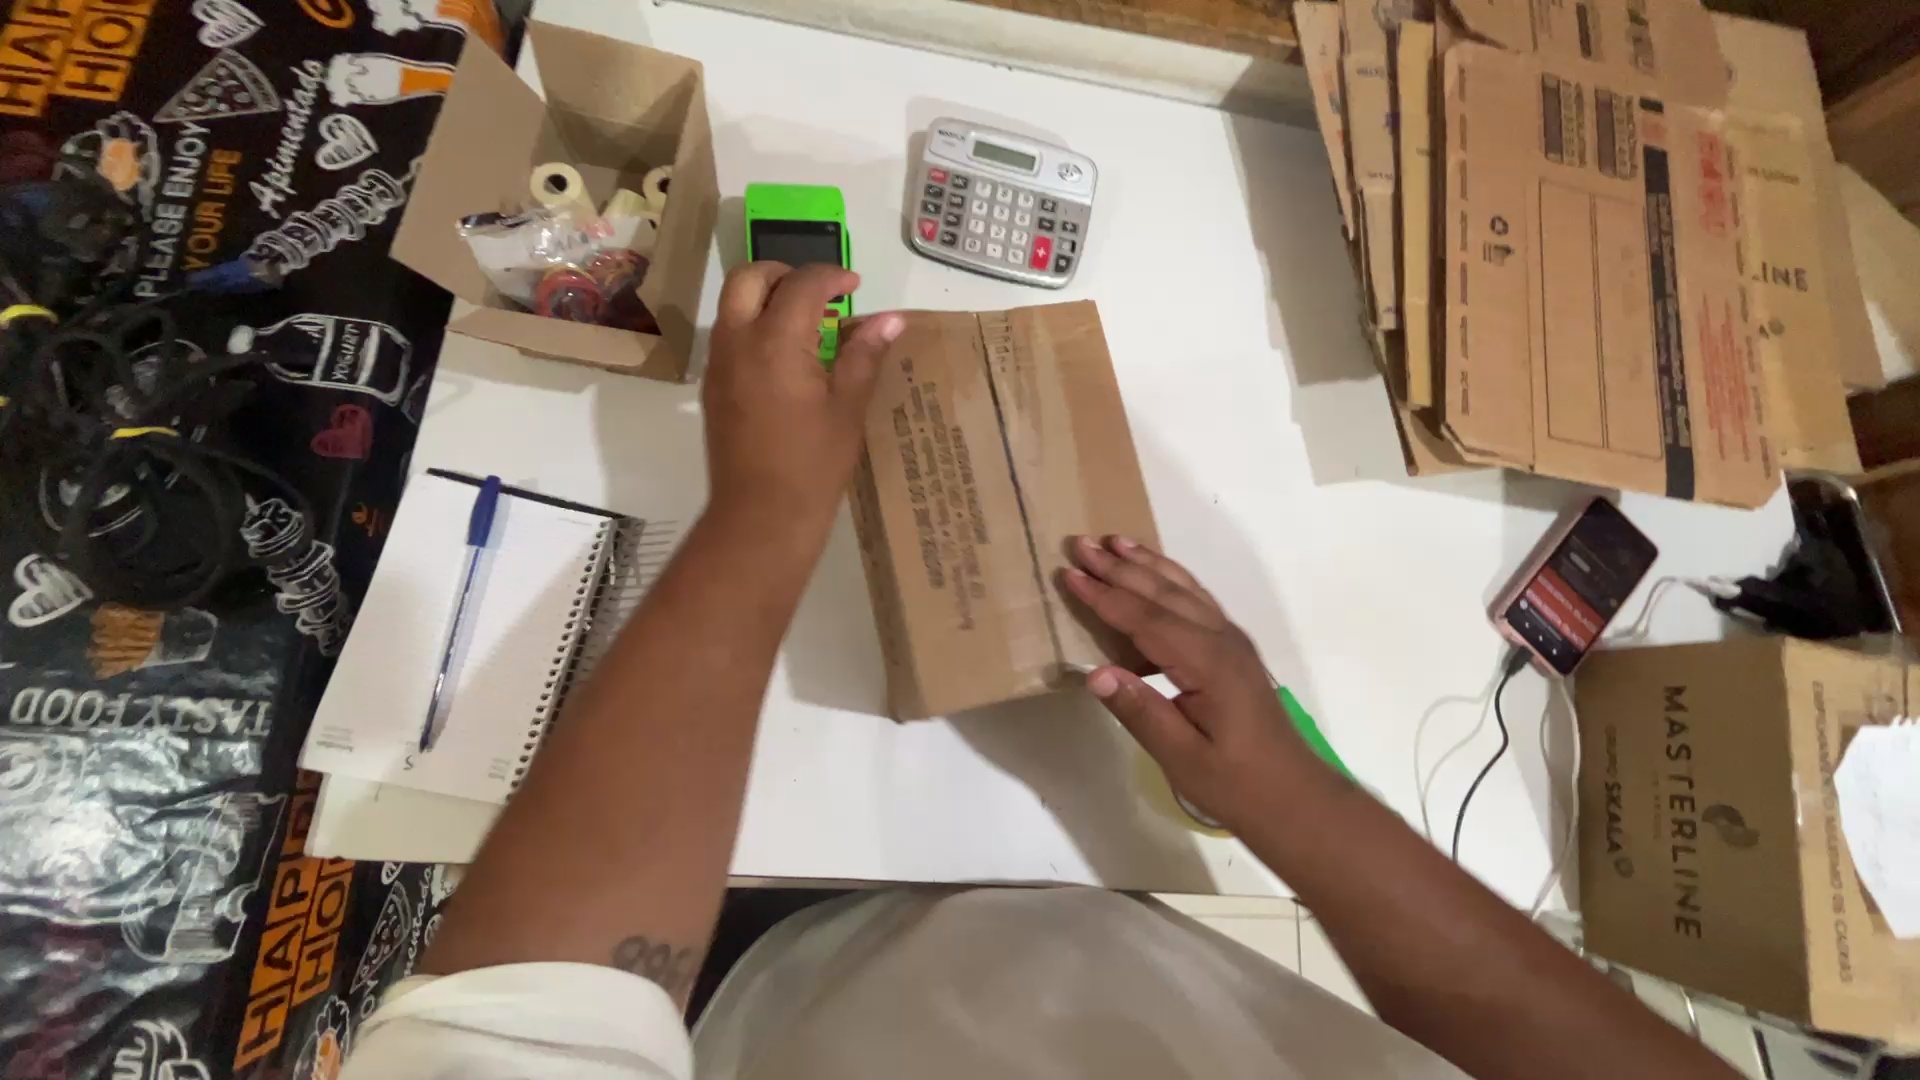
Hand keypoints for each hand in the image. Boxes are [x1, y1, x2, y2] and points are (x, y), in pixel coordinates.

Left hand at [703, 262, 903, 530]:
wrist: (762, 514)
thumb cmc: (813, 464)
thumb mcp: (847, 408)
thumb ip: (864, 355)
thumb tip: (891, 318)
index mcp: (776, 342)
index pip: (802, 284)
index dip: (831, 276)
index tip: (854, 287)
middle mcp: (738, 341)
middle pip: (751, 277)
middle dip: (786, 273)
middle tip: (821, 294)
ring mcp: (719, 364)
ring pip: (733, 304)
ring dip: (767, 297)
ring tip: (807, 324)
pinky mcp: (713, 386)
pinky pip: (729, 335)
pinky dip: (755, 326)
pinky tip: (787, 359)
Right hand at [1060, 535, 1326, 829]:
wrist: (1294, 795)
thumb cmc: (1235, 783)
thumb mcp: (1182, 758)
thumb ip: (1140, 711)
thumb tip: (1093, 674)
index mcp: (1208, 664)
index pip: (1147, 620)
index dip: (1106, 597)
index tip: (1071, 575)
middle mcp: (1221, 640)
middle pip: (1163, 593)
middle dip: (1120, 568)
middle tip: (1082, 545)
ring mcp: (1230, 640)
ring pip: (1183, 589)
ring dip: (1146, 563)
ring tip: (1114, 541)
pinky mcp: (1232, 647)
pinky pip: (1196, 599)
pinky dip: (1170, 578)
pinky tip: (1155, 570)